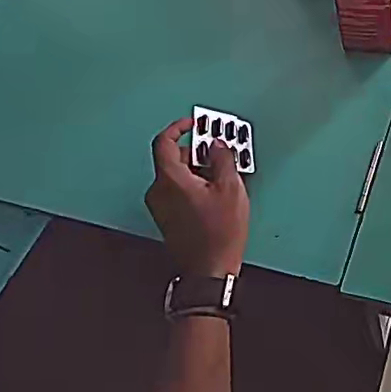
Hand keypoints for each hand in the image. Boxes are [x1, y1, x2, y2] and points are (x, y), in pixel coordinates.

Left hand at [146, 118, 249, 278]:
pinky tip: (217, 191)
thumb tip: (218, 145)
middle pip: (175, 158)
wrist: (209, 269)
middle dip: (198, 151)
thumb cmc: (219, 233)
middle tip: (221, 150)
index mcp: (170, 180)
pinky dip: (195, 183)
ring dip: (199, 168)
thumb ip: (223, 159)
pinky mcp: (168, 216)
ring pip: (178, 174)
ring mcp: (161, 206)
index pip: (165, 142)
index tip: (193, 123)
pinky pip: (178, 189)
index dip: (179, 128)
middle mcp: (159, 191)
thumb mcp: (230, 188)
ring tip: (225, 174)